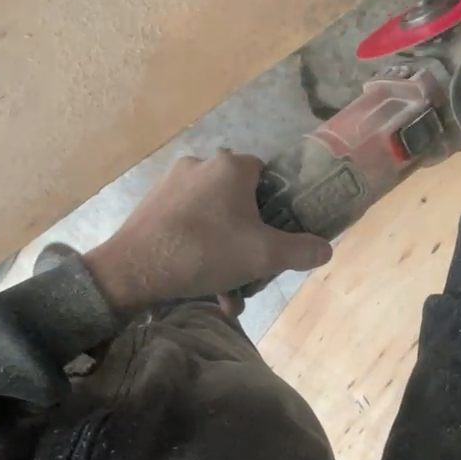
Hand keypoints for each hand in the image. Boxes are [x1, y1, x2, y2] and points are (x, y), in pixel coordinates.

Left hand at [83, 151, 332, 312]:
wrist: (134, 269)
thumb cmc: (206, 252)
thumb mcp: (265, 256)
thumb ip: (302, 250)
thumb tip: (326, 250)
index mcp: (231, 166)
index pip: (266, 175)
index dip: (276, 205)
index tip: (276, 235)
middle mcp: (200, 165)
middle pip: (238, 201)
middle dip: (247, 240)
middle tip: (251, 273)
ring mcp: (171, 184)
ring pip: (212, 220)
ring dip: (223, 255)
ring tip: (225, 294)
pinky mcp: (150, 205)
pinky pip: (186, 227)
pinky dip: (197, 253)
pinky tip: (199, 286)